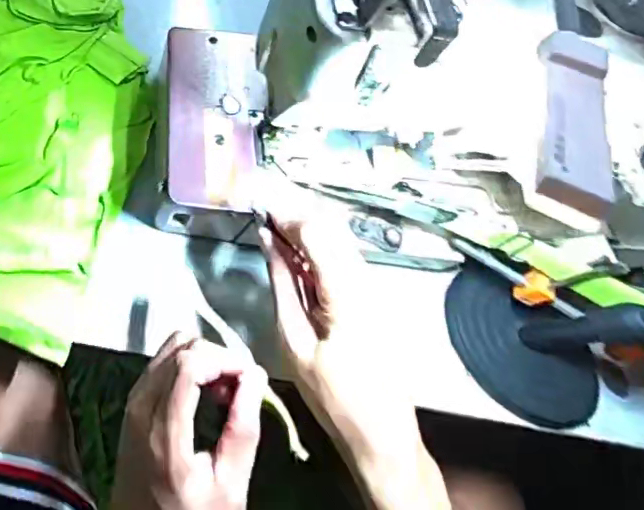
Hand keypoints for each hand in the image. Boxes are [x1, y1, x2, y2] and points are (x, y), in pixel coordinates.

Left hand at [110, 332, 266, 509]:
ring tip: (225, 389)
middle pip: (181, 348)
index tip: (249, 376)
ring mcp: (133, 401)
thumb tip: (256, 376)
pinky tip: (205, 390)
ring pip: (171, 347)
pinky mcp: (133, 400)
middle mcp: (141, 407)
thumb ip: (243, 431)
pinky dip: (188, 363)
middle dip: (217, 356)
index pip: (188, 364)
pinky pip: (163, 361)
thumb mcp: (229, 488)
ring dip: (203, 357)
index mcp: (163, 432)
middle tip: (240, 386)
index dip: (224, 358)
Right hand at [261, 198, 450, 509]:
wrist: (383, 434)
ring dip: (306, 231)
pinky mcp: (372, 294)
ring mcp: (372, 285)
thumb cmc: (334, 395)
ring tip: (275, 235)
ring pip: (337, 238)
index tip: (260, 209)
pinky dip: (318, 249)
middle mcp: (364, 278)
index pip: (315, 232)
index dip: (286, 216)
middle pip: (328, 227)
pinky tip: (298, 258)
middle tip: (264, 219)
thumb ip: (281, 283)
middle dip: (294, 218)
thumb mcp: (295, 340)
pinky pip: (342, 256)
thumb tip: (267, 241)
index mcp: (345, 290)